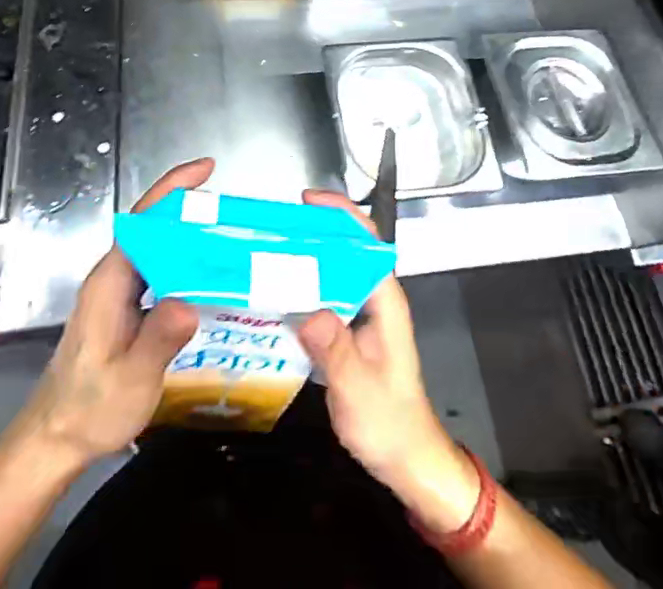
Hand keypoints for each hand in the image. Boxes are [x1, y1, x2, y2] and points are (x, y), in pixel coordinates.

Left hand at [5, 158, 208, 471]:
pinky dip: (185, 266)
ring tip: (232, 239)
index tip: (206, 170)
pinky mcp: (124, 310)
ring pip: (157, 251)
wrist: (57, 436)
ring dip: (190, 238)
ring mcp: (117, 293)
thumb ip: (159, 339)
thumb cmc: (90, 408)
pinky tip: (210, 280)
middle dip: (190, 209)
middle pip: (152, 228)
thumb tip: (190, 301)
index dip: (173, 190)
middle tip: (236, 211)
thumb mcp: (130, 378)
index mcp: (111, 282)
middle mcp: (113, 278)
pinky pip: (158, 274)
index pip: (144, 221)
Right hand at [295, 189, 480, 532]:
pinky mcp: (341, 332)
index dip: (340, 215)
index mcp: (384, 301)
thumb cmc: (389, 423)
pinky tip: (265, 293)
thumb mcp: (359, 389)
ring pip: (327, 272)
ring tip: (257, 251)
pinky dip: (294, 287)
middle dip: (308, 231)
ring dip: (297, 258)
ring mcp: (356, 315)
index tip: (304, 202)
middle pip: (342, 250)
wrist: (405, 460)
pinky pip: (316, 296)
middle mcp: (370, 299)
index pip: (366, 242)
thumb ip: (335, 351)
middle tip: (266, 226)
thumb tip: (308, 309)